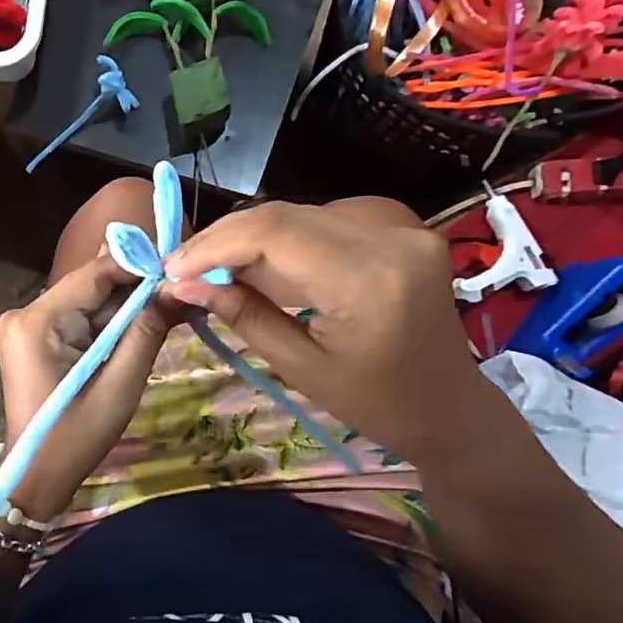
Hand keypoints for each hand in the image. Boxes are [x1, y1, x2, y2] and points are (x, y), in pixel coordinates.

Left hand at [0, 253, 171, 516]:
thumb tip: (176, 286)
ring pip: (88, 303)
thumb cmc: (78, 437)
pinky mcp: (33, 339)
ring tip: (168, 308)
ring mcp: (26, 326)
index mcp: (37, 321)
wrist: (37, 477)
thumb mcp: (121, 384)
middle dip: (135, 290)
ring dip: (125, 308)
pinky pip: (79, 320)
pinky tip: (139, 326)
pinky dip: (108, 324)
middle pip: (91, 287)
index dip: (138, 266)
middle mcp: (24, 313)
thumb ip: (147, 329)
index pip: (95, 273)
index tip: (178, 268)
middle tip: (180, 291)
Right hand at [161, 202, 487, 466]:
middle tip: (185, 268)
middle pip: (287, 215)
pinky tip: (260, 265)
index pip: (275, 233)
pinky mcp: (402, 230)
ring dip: (253, 238)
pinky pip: (328, 223)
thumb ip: (244, 315)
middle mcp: (391, 239)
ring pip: (303, 215)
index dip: (216, 244)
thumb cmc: (376, 404)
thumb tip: (184, 283)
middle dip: (228, 239)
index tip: (174, 267)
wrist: (448, 407)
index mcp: (369, 281)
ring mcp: (402, 229)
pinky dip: (287, 241)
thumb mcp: (302, 368)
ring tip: (214, 269)